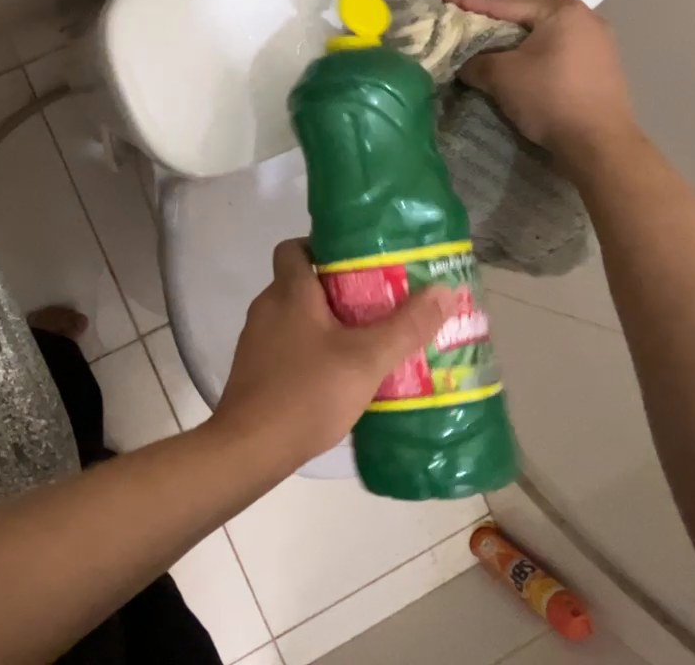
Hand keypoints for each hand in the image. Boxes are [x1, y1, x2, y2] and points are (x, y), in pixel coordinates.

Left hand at [211, 240, 448, 466]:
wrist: (250, 446)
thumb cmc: (307, 392)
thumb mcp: (366, 360)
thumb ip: (405, 326)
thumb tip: (444, 290)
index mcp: (288, 292)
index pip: (294, 248)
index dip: (322, 247)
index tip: (359, 262)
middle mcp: (267, 307)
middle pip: (301, 283)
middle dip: (339, 290)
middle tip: (380, 305)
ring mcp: (256, 340)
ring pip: (296, 318)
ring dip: (328, 324)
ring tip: (368, 342)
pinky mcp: (255, 370)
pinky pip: (288, 346)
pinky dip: (313, 351)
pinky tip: (341, 375)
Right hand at [442, 0, 641, 170]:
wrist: (598, 141)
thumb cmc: (549, 99)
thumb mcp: (501, 76)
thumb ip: (476, 61)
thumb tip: (463, 59)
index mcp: (560, 11)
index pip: (505, 0)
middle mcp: (582, 14)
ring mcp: (594, 36)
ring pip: (548, 14)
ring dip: (522, 7)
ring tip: (497, 3)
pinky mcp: (597, 57)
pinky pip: (559, 32)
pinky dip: (536, 28)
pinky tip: (523, 35)